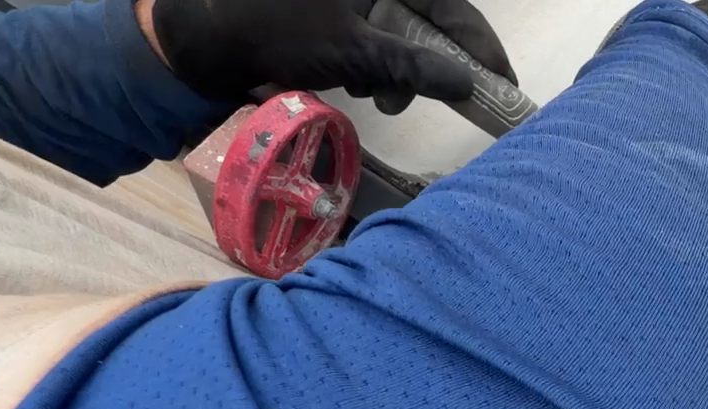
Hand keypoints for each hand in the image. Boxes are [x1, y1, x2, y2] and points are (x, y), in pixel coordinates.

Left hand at [139, 0, 512, 107]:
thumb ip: (413, 66)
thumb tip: (465, 83)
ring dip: (402, 69)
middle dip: (432, 63)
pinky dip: (379, 62)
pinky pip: (380, 31)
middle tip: (428, 99)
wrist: (202, 30)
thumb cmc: (277, 31)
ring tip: (379, 97)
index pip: (451, 5)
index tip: (505, 85)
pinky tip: (362, 81)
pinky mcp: (340, 6)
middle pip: (430, 16)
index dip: (481, 47)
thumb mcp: (353, 52)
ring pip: (406, 29)